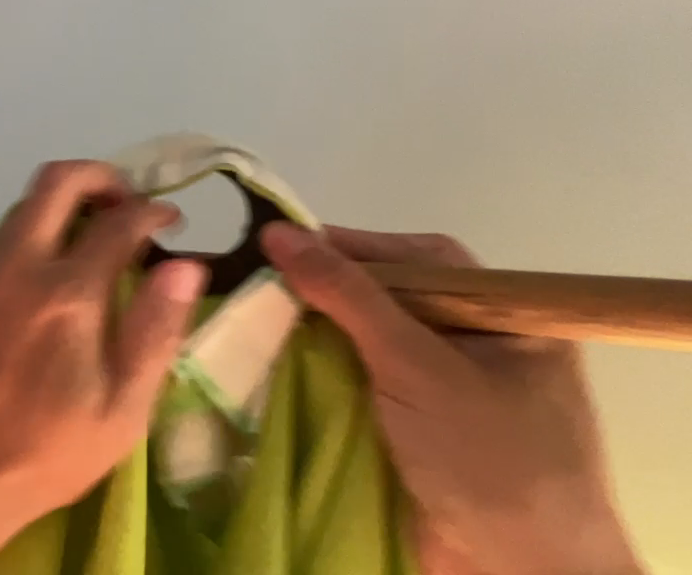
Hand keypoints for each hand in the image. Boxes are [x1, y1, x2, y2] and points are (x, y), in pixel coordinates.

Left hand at [0, 160, 208, 525]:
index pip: (115, 223)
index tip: (174, 222)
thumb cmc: (48, 447)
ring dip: (67, 199)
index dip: (152, 212)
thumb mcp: (123, 406)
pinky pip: (8, 229)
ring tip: (106, 233)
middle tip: (134, 204)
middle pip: (55, 181)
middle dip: (101, 177)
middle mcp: (19, 264)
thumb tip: (185, 266)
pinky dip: (41, 223)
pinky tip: (65, 262)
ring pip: (26, 202)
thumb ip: (154, 328)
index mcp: (65, 293)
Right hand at [262, 224, 644, 574]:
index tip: (287, 245)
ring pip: (361, 331)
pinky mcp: (407, 418)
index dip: (354, 245)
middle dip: (324, 284)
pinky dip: (315, 360)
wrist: (514, 574)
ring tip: (255, 313)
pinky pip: (353, 369)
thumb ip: (346, 293)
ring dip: (312, 323)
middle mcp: (475, 344)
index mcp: (506, 321)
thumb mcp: (416, 364)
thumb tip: (274, 228)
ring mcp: (441, 384)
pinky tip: (275, 353)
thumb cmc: (486, 457)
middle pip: (386, 291)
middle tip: (262, 279)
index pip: (420, 258)